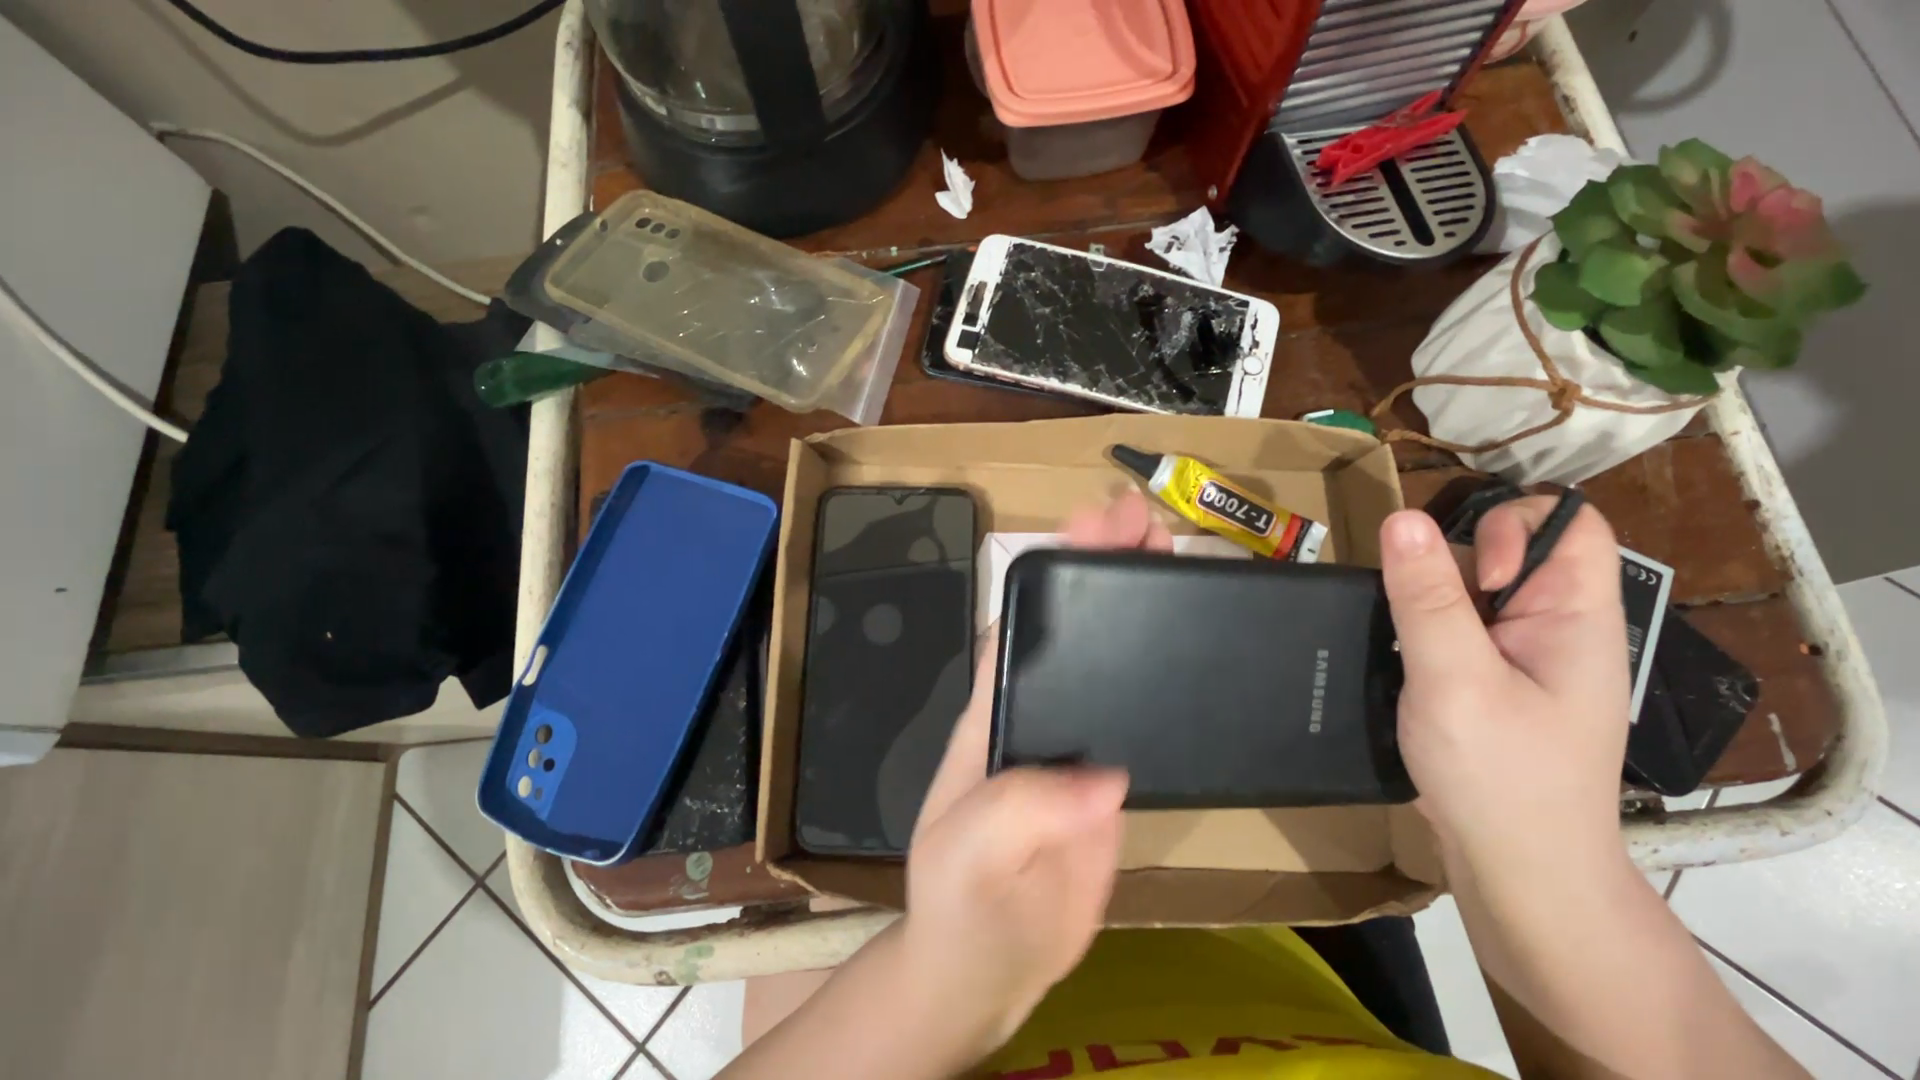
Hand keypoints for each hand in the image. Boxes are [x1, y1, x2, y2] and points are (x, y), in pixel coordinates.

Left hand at [900, 491, 1167, 1057]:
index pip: (1023, 626)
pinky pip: (1146, 720)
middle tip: (1149, 521)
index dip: (1056, 571)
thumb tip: (1107, 777)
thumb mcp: (972, 851)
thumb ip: (1023, 810)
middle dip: (1104, 567)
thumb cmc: (962, 900)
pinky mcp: (1115, 785)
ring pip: (1114, 662)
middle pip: (1073, 628)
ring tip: (1180, 556)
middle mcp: (1039, 715)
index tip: (1095, 524)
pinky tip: (1207, 651)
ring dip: (1142, 608)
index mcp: (995, 714)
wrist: (993, 965)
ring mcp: (1080, 747)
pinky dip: (1173, 679)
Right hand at [1379, 496, 1630, 873]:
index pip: (1569, 523)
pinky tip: (1412, 667)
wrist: (1521, 874)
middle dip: (1456, 566)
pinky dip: (1432, 634)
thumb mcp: (1454, 681)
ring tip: (1413, 648)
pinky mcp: (1502, 685)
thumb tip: (1401, 517)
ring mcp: (1532, 659)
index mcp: (1579, 617)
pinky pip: (1466, 631)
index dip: (1511, 525)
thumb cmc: (1500, 777)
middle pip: (1513, 551)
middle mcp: (1562, 628)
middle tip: (1425, 620)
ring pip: (1479, 593)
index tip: (1472, 577)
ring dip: (1435, 603)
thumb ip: (1427, 598)